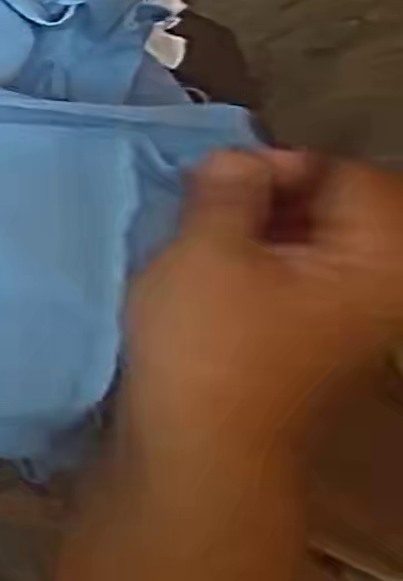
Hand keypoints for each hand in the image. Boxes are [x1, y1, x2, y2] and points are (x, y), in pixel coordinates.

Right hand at [124, 149, 402, 459]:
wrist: (201, 424)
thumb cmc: (206, 335)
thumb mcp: (205, 253)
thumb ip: (225, 196)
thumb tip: (235, 157)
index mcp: (383, 261)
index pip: (353, 178)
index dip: (280, 165)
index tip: (210, 178)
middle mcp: (388, 282)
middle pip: (344, 206)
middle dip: (268, 192)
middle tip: (199, 200)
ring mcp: (355, 308)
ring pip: (315, 235)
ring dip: (255, 222)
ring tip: (196, 229)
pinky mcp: (315, 324)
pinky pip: (297, 265)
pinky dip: (255, 250)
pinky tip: (209, 261)